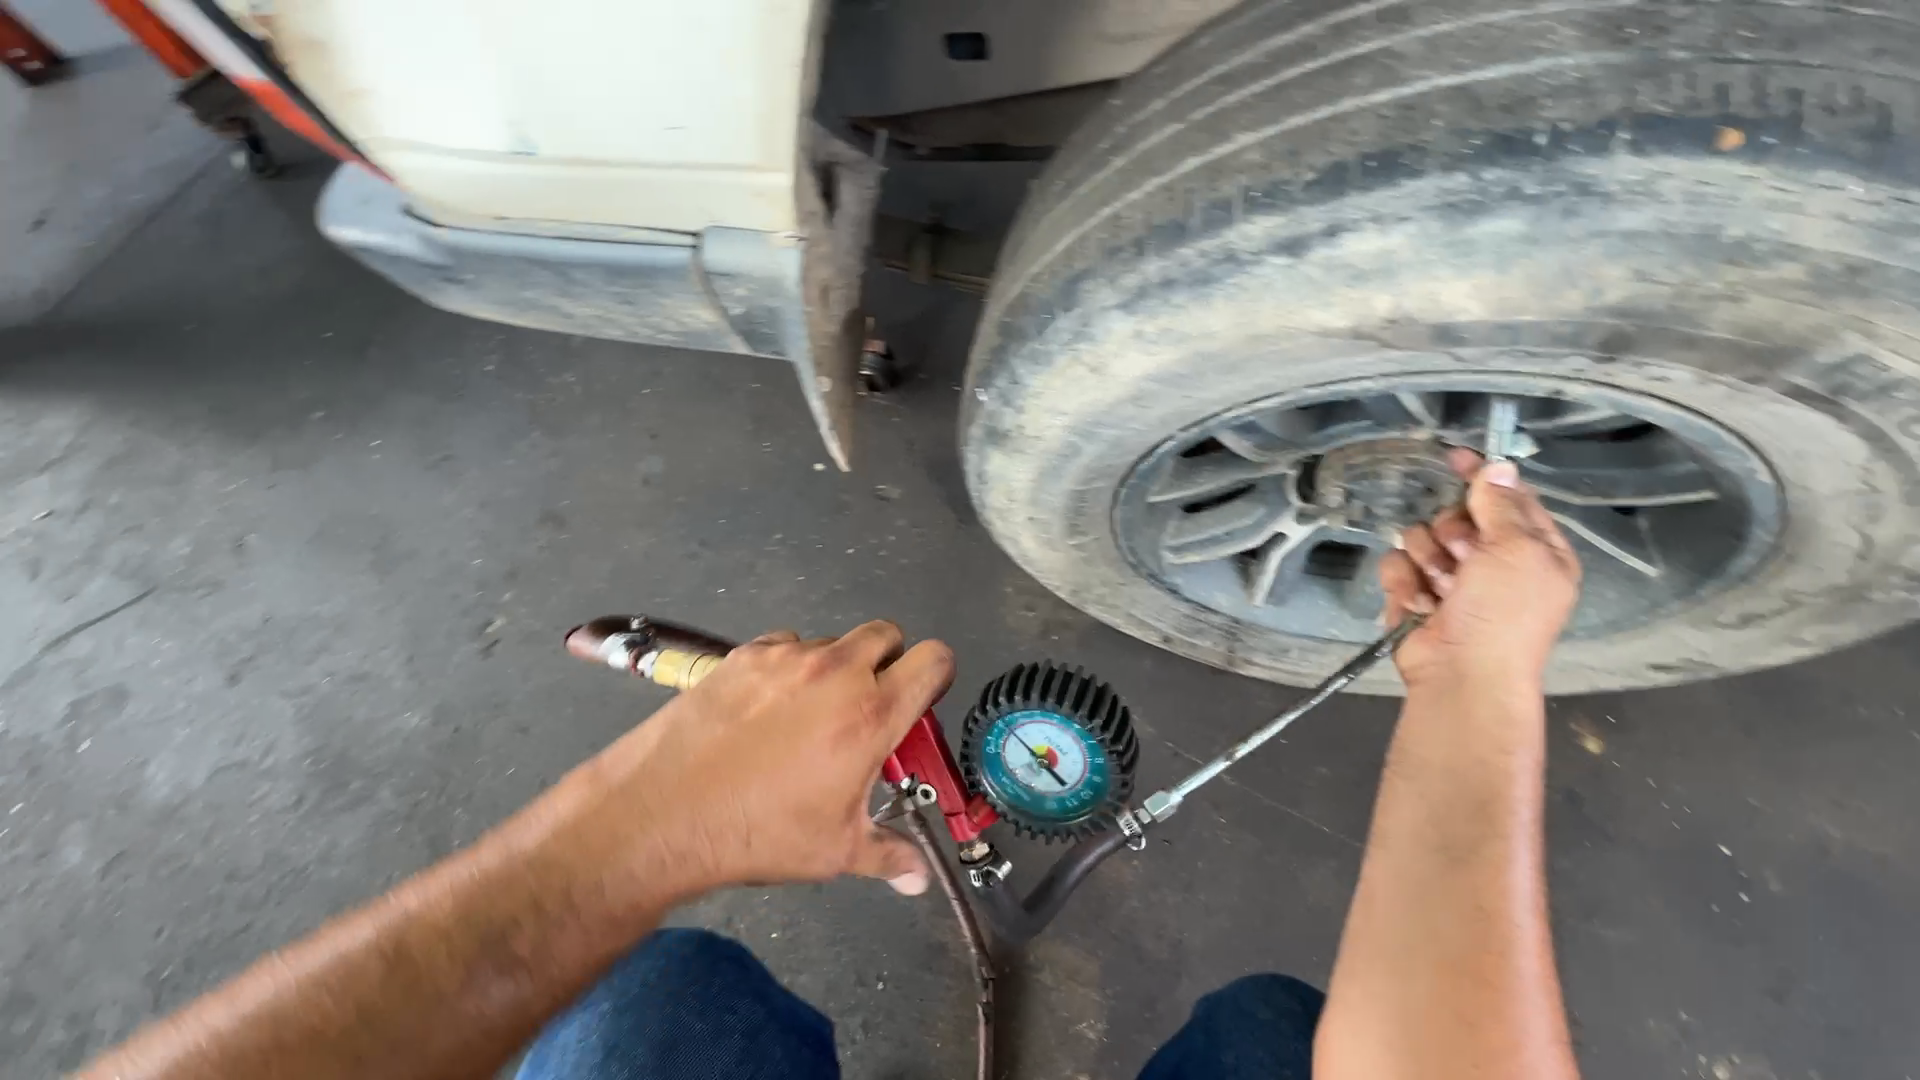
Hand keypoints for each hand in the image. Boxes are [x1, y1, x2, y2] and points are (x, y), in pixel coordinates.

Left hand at [568, 621, 953, 900]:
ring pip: (832, 641)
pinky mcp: (744, 654)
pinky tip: (765, 707)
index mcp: (871, 713)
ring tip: (806, 714)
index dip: (936, 674)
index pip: (934, 659)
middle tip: (865, 705)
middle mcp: (836, 672)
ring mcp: (787, 657)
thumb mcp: (835, 851)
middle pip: (887, 634)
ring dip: (834, 667)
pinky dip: (788, 666)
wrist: (662, 813)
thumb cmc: (760, 833)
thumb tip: (918, 880)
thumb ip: (889, 855)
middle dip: (887, 661)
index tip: (919, 700)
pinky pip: (785, 645)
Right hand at [1379, 451, 1580, 692]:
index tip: (1456, 458)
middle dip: (1451, 533)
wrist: (1461, 672)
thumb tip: (1498, 466)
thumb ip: (1503, 505)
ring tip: (1440, 590)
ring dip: (1426, 562)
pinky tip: (1419, 604)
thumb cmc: (1503, 612)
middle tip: (1461, 557)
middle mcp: (1491, 561)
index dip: (1483, 477)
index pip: (1507, 498)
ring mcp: (1448, 578)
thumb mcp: (1518, 551)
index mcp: (1533, 549)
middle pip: (1454, 516)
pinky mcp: (1412, 594)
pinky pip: (1395, 566)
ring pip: (1418, 538)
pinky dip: (1404, 585)